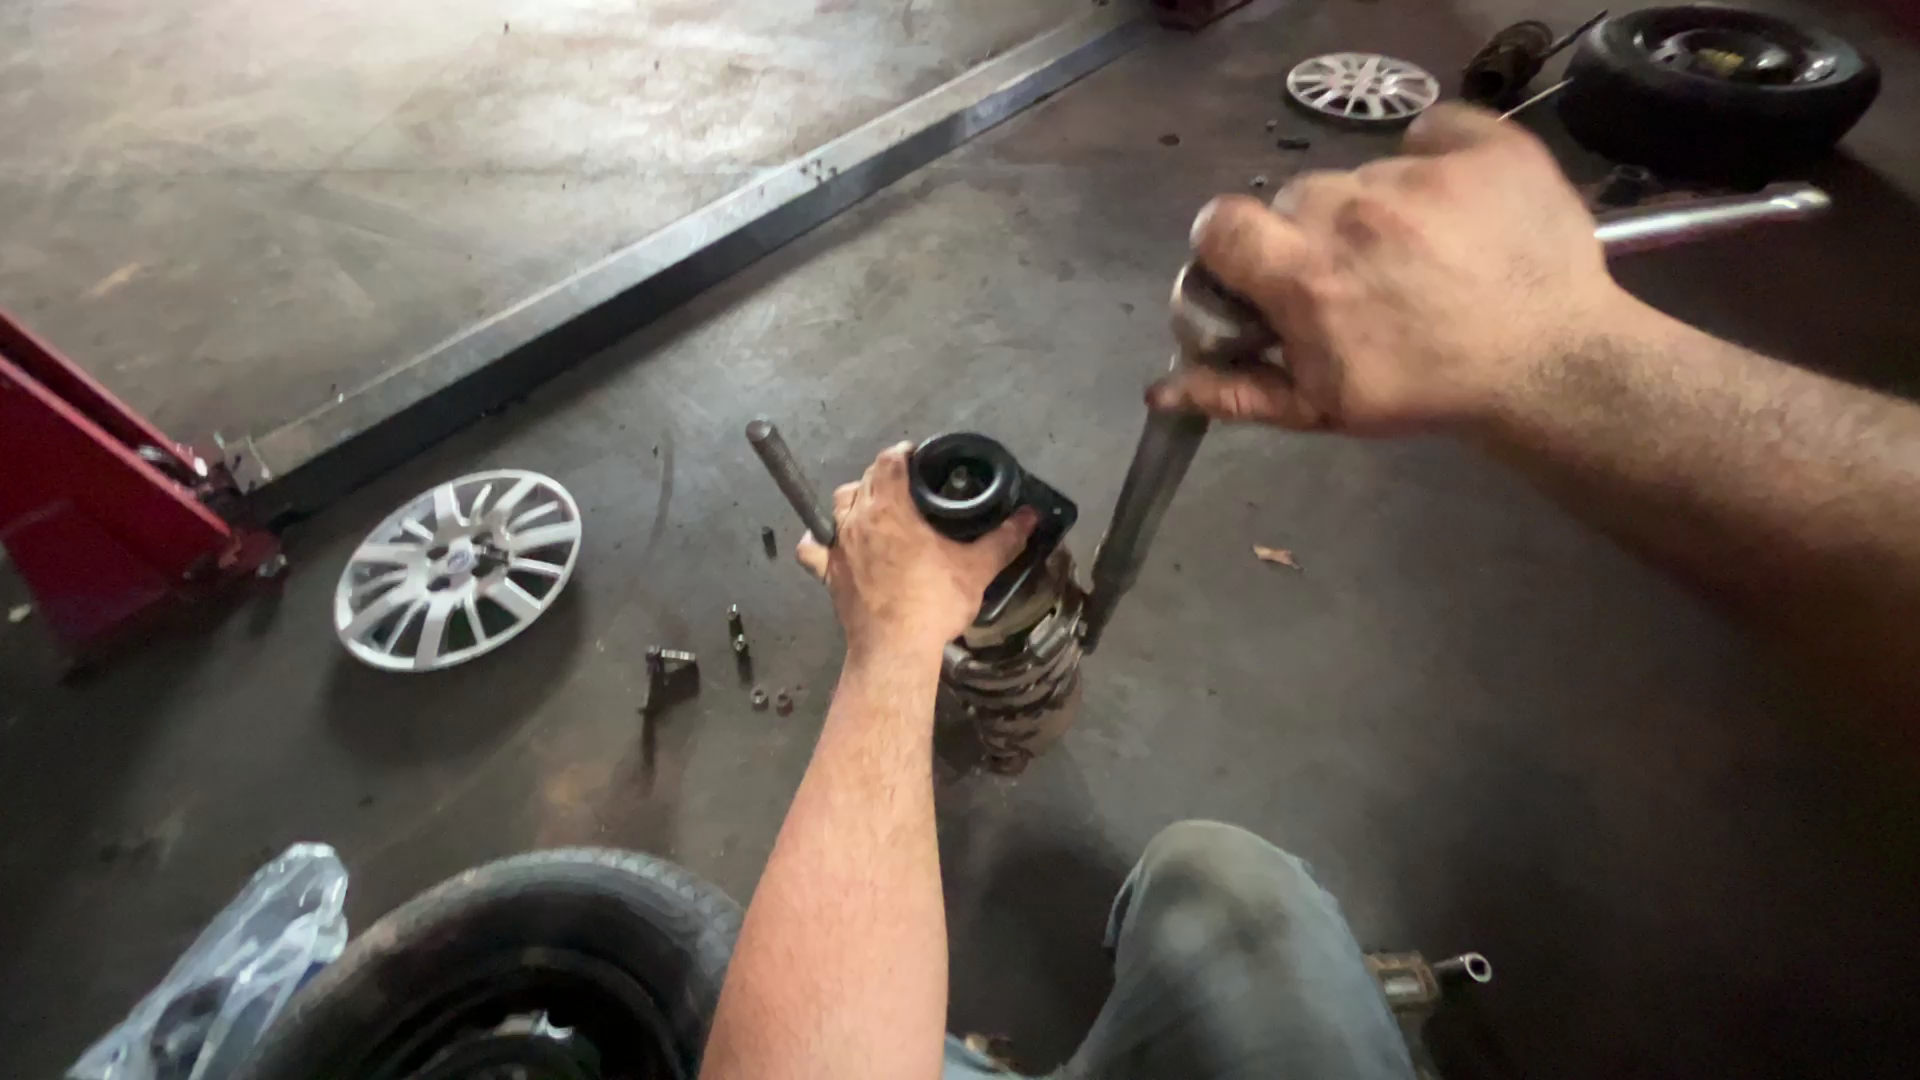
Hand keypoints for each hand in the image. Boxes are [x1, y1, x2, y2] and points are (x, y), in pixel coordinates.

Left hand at [797, 443, 1036, 657]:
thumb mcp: (977, 568)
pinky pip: (813, 547)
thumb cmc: (934, 603)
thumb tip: (1030, 516)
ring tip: (877, 507)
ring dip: (856, 498)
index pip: (889, 461)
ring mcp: (838, 546)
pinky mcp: (828, 574)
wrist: (896, 649)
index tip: (920, 459)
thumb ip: (1004, 538)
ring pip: (839, 504)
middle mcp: (858, 519)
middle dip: (885, 475)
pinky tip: (833, 541)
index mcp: (891, 508)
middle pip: (865, 479)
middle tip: (909, 486)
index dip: (904, 453)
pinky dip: (821, 538)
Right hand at [1152, 103, 1639, 434]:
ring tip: (1405, 249)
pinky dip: (1424, 161)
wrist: (1548, 364)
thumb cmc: (1418, 392)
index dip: (1224, 244)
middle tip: (1337, 274)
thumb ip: (1231, 392)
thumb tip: (1157, 391)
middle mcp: (1351, 211)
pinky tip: (1442, 204)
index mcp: (1303, 275)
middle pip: (1289, 198)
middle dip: (1298, 234)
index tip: (1250, 266)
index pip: (1219, 222)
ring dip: (1361, 207)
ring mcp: (1419, 172)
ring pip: (1354, 172)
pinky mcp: (1482, 146)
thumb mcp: (1314, 408)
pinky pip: (1426, 131)